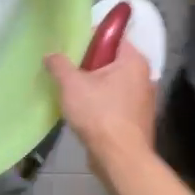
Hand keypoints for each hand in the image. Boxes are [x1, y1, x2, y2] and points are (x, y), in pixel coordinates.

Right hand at [44, 42, 156, 167]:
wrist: (120, 157)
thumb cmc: (99, 114)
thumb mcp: (72, 85)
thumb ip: (59, 65)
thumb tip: (51, 54)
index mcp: (133, 61)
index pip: (113, 37)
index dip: (90, 38)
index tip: (71, 46)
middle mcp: (144, 76)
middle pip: (112, 61)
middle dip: (89, 64)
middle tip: (66, 69)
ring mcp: (143, 100)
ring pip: (113, 83)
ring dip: (94, 85)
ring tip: (71, 91)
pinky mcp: (137, 119)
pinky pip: (116, 102)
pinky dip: (101, 102)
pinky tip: (83, 110)